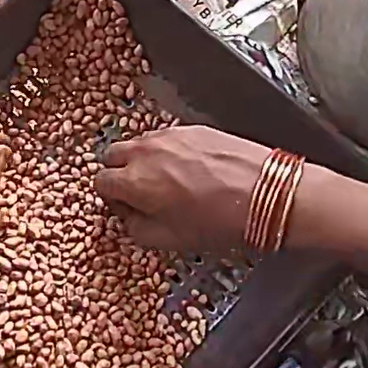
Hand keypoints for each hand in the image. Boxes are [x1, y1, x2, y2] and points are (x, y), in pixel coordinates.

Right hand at [94, 126, 270, 253]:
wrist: (267, 193)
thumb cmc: (219, 220)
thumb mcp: (169, 239)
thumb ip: (136, 228)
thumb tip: (128, 217)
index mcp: (133, 182)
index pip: (100, 181)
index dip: (111, 197)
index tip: (126, 206)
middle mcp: (144, 152)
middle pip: (112, 155)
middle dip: (120, 172)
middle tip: (140, 190)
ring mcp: (168, 136)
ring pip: (138, 144)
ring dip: (142, 160)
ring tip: (169, 179)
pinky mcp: (190, 127)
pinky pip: (165, 137)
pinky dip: (167, 151)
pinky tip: (190, 169)